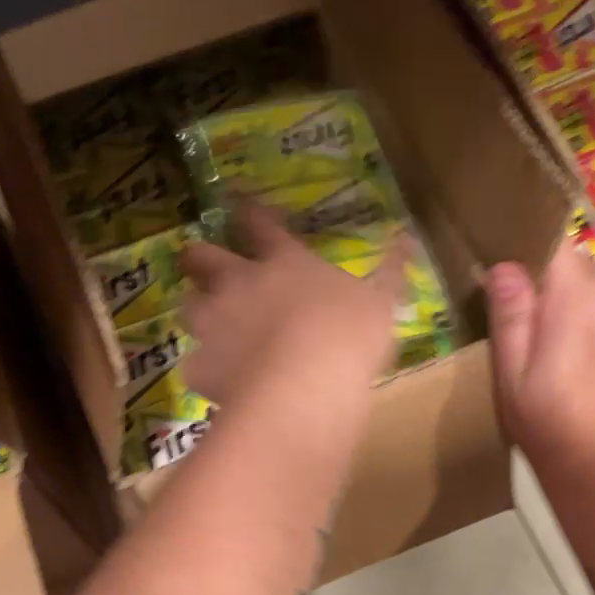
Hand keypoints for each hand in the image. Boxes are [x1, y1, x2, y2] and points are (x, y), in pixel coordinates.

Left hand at [179, 204, 406, 413]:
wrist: (302, 391)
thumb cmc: (346, 339)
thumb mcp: (380, 303)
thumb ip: (389, 271)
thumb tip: (405, 237)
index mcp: (283, 263)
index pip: (260, 225)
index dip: (248, 213)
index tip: (238, 203)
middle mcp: (239, 285)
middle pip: (204, 258)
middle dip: (199, 256)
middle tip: (198, 260)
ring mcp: (214, 325)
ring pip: (189, 306)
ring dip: (197, 311)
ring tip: (207, 324)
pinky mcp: (201, 366)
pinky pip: (195, 364)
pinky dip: (204, 369)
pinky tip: (217, 380)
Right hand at [486, 246, 594, 479]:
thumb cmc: (550, 423)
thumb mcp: (512, 375)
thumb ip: (511, 315)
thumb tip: (504, 265)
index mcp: (578, 297)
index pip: (553, 244)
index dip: (532, 262)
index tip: (519, 289)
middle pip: (582, 262)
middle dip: (562, 288)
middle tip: (549, 336)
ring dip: (594, 295)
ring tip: (582, 342)